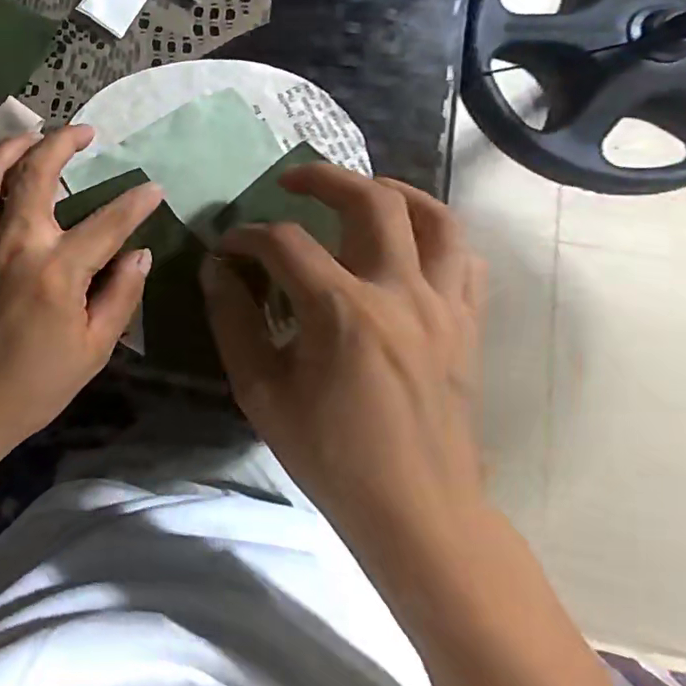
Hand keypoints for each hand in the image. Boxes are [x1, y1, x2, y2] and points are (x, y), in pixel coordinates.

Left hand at [0, 125, 164, 466]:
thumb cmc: (37, 382)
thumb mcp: (95, 347)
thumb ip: (121, 294)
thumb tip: (140, 251)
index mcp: (57, 270)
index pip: (108, 221)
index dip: (136, 202)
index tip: (153, 188)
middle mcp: (16, 243)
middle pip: (37, 173)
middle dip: (63, 142)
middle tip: (85, 132)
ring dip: (12, 147)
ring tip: (34, 134)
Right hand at [199, 165, 489, 552]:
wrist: (416, 506)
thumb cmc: (326, 449)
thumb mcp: (257, 385)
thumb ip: (233, 318)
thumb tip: (216, 269)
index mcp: (342, 310)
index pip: (283, 242)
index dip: (244, 236)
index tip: (223, 249)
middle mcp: (401, 293)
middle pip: (373, 202)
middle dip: (323, 180)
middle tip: (289, 181)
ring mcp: (446, 307)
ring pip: (437, 218)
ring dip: (393, 193)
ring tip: (358, 190)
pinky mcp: (468, 325)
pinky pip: (464, 258)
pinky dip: (433, 234)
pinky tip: (403, 242)